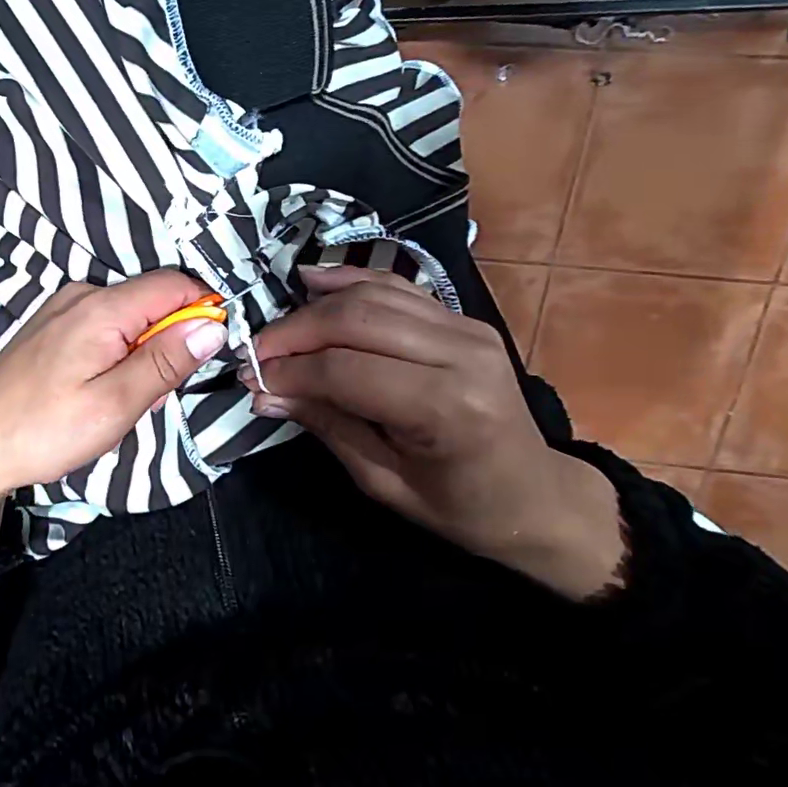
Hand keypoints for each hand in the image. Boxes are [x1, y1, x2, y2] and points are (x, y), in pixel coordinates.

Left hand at [0, 270, 228, 552]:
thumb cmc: (45, 431)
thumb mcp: (116, 403)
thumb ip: (166, 359)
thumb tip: (213, 323)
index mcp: (101, 307)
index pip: (176, 284)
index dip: (202, 312)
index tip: (204, 355)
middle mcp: (82, 294)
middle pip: (153, 299)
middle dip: (169, 341)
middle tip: (151, 394)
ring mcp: (63, 307)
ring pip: (130, 316)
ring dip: (142, 352)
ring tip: (120, 399)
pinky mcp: (51, 325)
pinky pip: (104, 325)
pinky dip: (117, 352)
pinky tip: (97, 389)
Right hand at [244, 265, 624, 599]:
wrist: (536, 495)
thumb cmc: (461, 506)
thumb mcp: (384, 482)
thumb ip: (326, 425)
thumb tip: (264, 393)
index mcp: (446, 408)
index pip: (346, 370)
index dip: (290, 370)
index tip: (252, 378)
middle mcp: (460, 354)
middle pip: (357, 320)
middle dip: (296, 331)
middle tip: (256, 352)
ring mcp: (466, 327)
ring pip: (373, 295)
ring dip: (316, 305)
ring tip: (277, 326)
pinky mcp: (463, 318)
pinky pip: (396, 287)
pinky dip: (350, 280)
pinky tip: (313, 280)